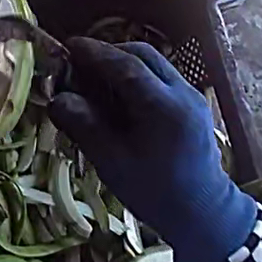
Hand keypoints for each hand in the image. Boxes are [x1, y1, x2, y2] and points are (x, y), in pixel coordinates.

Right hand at [48, 38, 254, 261]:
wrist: (204, 215)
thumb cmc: (155, 193)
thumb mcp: (112, 162)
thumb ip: (85, 125)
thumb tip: (57, 99)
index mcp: (163, 107)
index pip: (125, 64)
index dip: (94, 52)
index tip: (68, 46)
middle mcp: (182, 93)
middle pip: (142, 55)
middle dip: (109, 52)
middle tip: (78, 62)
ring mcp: (192, 97)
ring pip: (154, 63)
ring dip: (123, 63)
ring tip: (95, 78)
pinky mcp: (193, 105)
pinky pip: (161, 77)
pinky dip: (137, 76)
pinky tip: (118, 96)